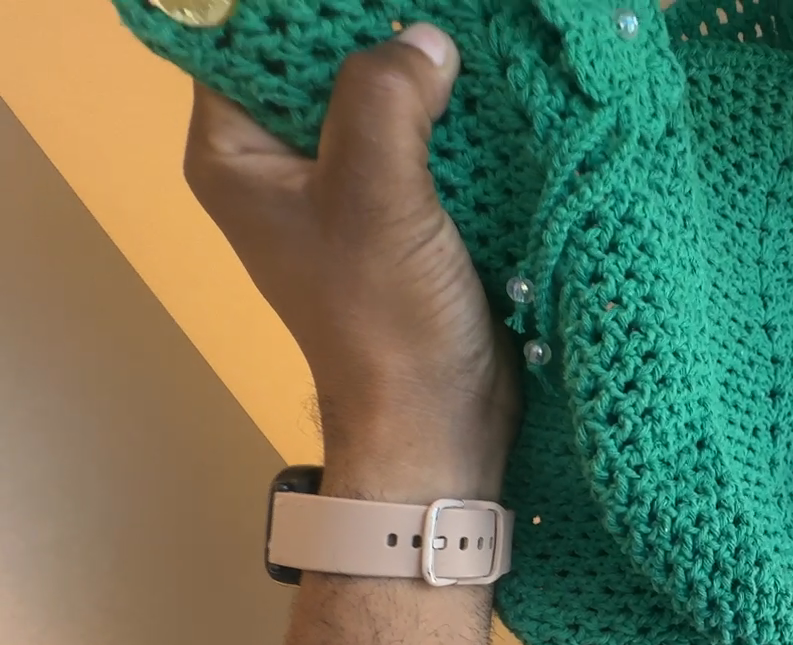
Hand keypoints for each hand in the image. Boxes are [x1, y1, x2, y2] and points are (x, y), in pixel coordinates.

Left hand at [184, 24, 518, 502]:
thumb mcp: (376, 197)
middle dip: (392, 55)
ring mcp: (366, 209)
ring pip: (397, 128)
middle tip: (454, 35)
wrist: (445, 417)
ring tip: (489, 74)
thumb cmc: (389, 316)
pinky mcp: (424, 238)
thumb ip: (388, 102)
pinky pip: (440, 173)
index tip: (389, 9)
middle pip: (333, 83)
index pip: (252, 46)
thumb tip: (426, 36)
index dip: (315, 20)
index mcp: (244, 156)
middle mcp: (298, 175)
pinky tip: (509, 134)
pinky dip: (471, 153)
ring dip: (442, 106)